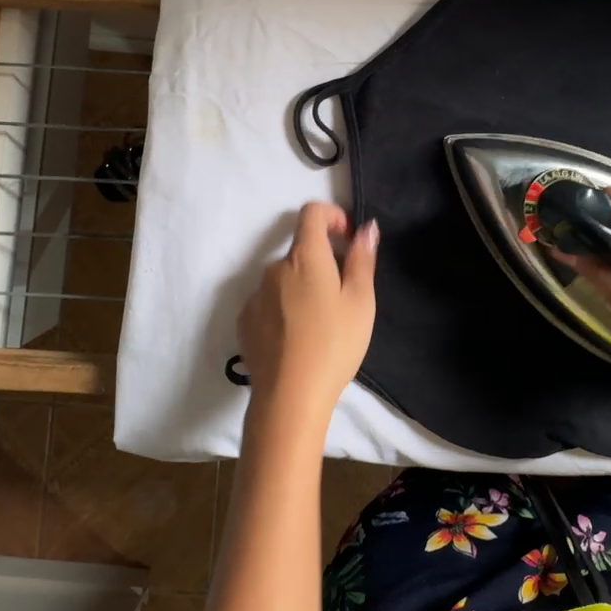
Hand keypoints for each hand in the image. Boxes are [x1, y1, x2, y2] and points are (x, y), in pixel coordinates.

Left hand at [237, 202, 377, 423]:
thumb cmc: (334, 344)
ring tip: (320, 324)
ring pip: (284, 279)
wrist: (289, 397)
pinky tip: (296, 339)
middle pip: (300, 251)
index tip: (347, 238)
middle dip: (322, 263)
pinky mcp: (244, 321)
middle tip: (343, 296)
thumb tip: (365, 227)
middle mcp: (274, 268)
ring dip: (302, 288)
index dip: (332, 215)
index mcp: (305, 257)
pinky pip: (268, 302)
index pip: (311, 212)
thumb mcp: (361, 301)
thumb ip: (362, 258)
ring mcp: (255, 295)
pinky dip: (283, 309)